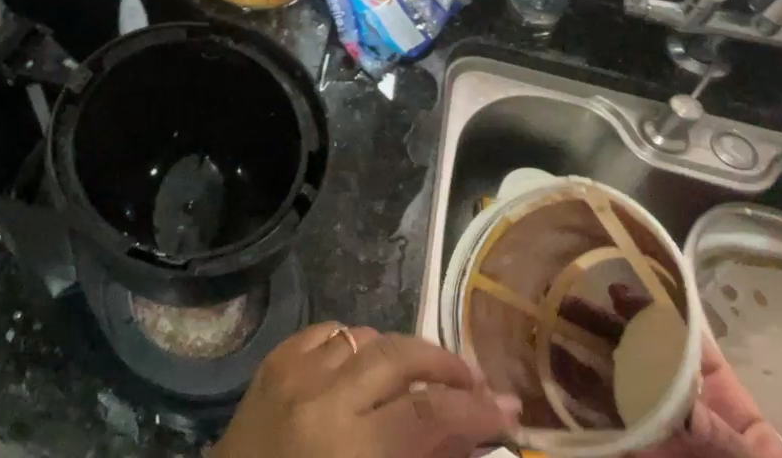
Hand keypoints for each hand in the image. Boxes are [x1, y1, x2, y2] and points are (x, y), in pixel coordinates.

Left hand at [208, 323, 518, 457]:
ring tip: (420, 374)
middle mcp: (323, 398)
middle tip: (472, 381)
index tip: (507, 411)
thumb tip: (466, 438)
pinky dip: (352, 343)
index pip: (429, 415)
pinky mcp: (274, 360)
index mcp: (352, 447)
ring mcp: (295, 372)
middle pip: (398, 357)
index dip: (475, 410)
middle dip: (443, 363)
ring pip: (362, 338)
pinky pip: (325, 333)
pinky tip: (364, 362)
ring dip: (397, 352)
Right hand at [562, 285, 781, 457]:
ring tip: (544, 337)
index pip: (688, 345)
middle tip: (563, 302)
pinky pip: (598, 432)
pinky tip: (546, 391)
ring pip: (610, 388)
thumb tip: (681, 408)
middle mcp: (680, 408)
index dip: (655, 311)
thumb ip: (721, 440)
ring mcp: (651, 434)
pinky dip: (571, 413)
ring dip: (578, 362)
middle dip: (602, 328)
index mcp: (721, 401)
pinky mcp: (627, 453)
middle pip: (638, 357)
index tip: (618, 287)